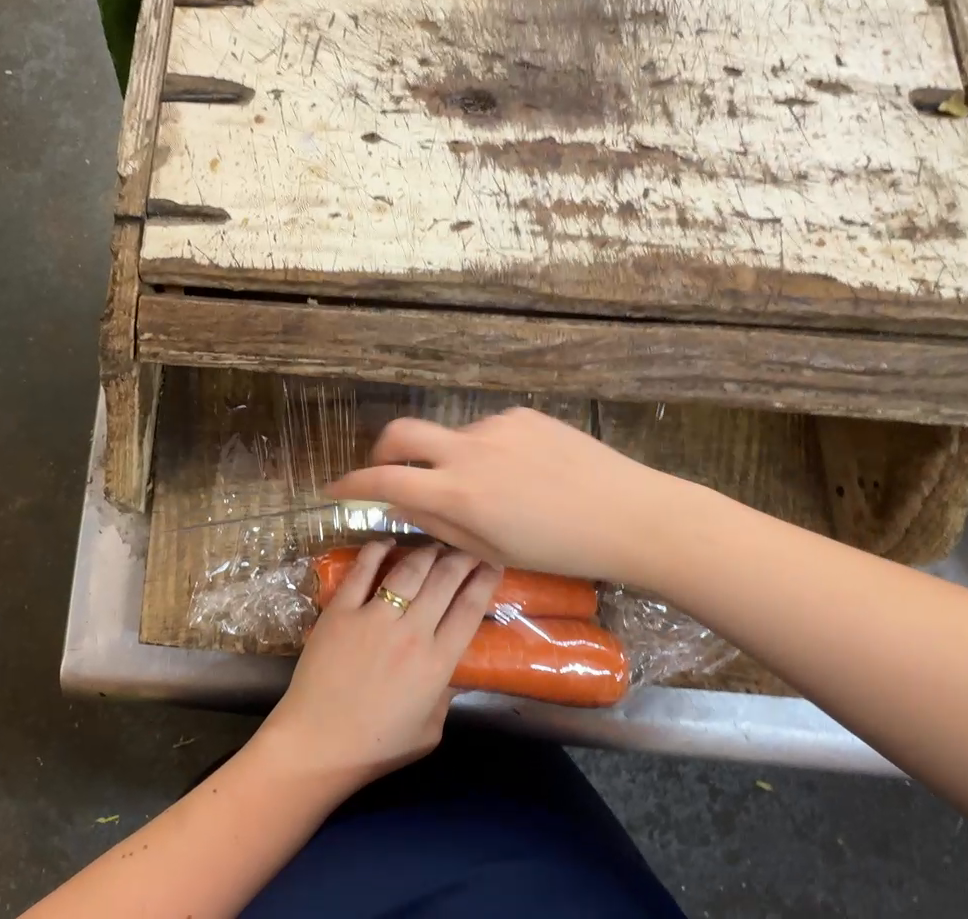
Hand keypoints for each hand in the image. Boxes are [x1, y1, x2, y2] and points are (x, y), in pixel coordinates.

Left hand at [254, 541, 501, 789]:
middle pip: (444, 582)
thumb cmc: (378, 745)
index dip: (485, 582)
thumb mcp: (431, 728)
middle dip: (461, 559)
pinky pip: (361, 571)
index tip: (492, 564)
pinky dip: (376, 551)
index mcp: (437, 663)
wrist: (320, 741)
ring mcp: (373, 617)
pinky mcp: (340, 611)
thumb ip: (445, 694)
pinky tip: (387, 543)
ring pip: (407, 571)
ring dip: (425, 553)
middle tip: (467, 549)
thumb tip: (451, 670)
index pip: (470, 610)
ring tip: (435, 545)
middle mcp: (411, 632)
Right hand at [327, 408, 701, 586]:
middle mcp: (469, 451)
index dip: (351, 485)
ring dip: (447, 459)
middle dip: (380, 451)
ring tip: (488, 489)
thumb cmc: (561, 549)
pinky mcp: (521, 415)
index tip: (334, 489)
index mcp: (460, 494)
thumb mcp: (491, 552)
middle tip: (387, 472)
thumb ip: (439, 526)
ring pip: (448, 438)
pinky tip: (519, 473)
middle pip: (398, 434)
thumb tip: (403, 506)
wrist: (633, 517)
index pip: (384, 482)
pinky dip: (484, 451)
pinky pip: (485, 431)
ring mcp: (496, 427)